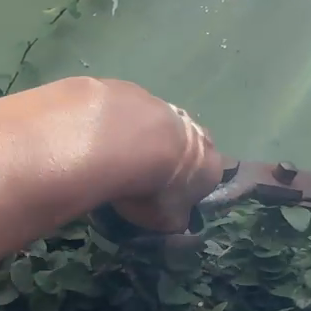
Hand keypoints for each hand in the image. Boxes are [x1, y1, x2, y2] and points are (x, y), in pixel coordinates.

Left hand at [93, 83, 222, 233]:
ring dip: (143, 138)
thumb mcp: (166, 220)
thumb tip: (177, 218)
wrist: (122, 141)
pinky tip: (99, 137)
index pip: (207, 178)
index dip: (188, 189)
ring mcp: (166, 106)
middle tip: (143, 175)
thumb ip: (174, 219)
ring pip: (158, 125)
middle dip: (170, 158)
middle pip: (187, 146)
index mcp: (210, 165)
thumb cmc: (152, 188)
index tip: (167, 198)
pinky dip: (118, 123)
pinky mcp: (134, 91)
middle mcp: (197, 132)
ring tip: (116, 156)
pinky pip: (128, 111)